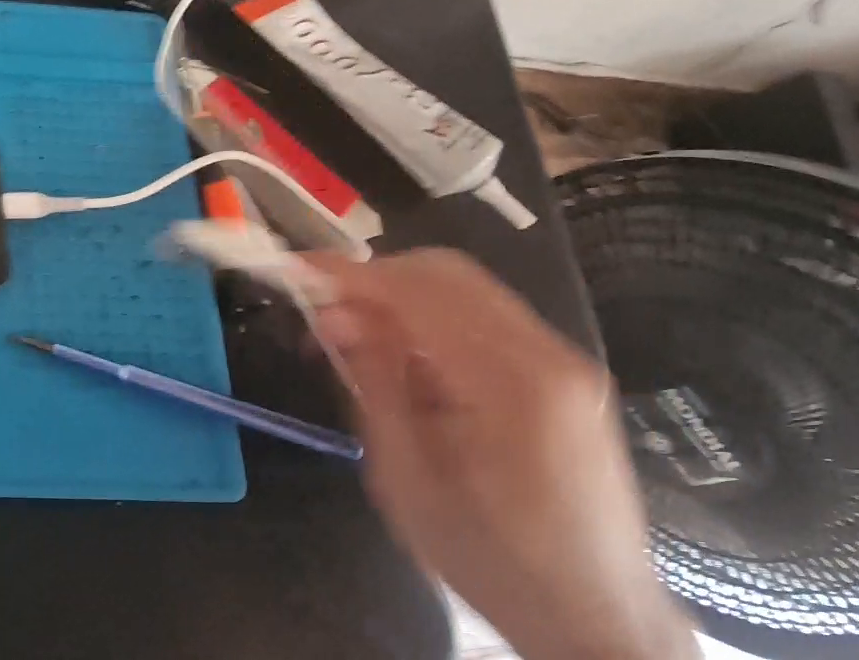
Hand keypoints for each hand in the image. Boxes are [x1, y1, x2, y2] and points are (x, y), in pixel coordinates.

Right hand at [306, 250, 697, 659]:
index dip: (345, 274)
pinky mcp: (564, 374)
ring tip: (354, 336)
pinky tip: (403, 355)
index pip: (414, 292)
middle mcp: (547, 355)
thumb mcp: (406, 477)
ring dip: (399, 295)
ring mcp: (564, 361)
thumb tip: (335, 315)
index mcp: (509, 383)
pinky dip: (431, 316)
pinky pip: (485, 315)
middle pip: (443, 273)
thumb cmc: (490, 558)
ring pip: (464, 287)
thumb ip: (373, 383)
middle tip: (322, 312)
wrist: (598, 618)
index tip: (291, 270)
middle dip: (371, 278)